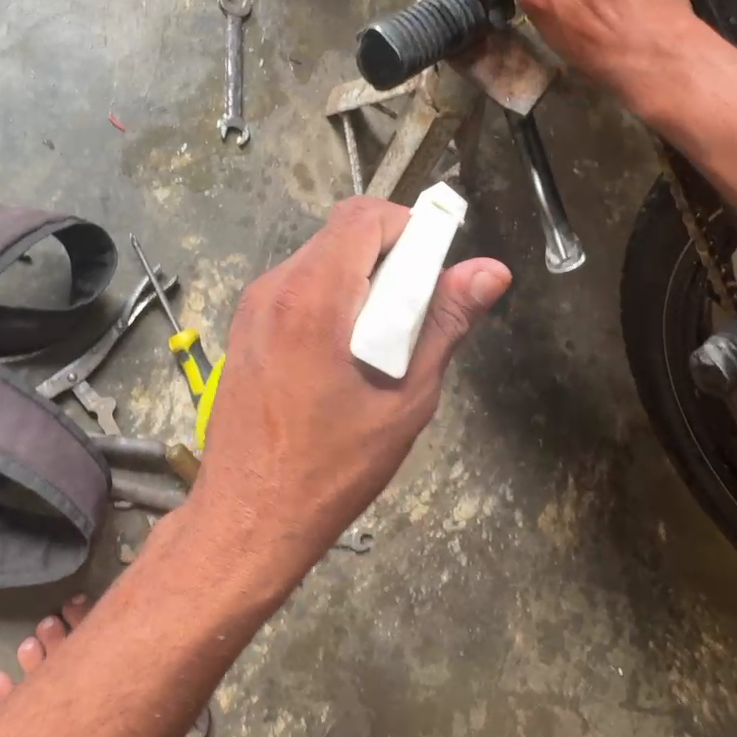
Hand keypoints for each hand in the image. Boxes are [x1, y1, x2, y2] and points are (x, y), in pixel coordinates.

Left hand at [189, 198, 510, 574]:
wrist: (247, 520)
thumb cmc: (332, 467)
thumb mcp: (406, 397)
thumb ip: (445, 323)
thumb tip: (491, 272)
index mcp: (314, 297)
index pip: (363, 216)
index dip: (408, 228)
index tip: (433, 271)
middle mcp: (275, 288)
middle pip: (342, 234)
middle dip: (389, 258)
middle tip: (415, 316)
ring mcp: (253, 307)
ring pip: (321, 260)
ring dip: (361, 281)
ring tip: (383, 344)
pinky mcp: (245, 328)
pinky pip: (299, 288)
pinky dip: (332, 300)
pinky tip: (344, 356)